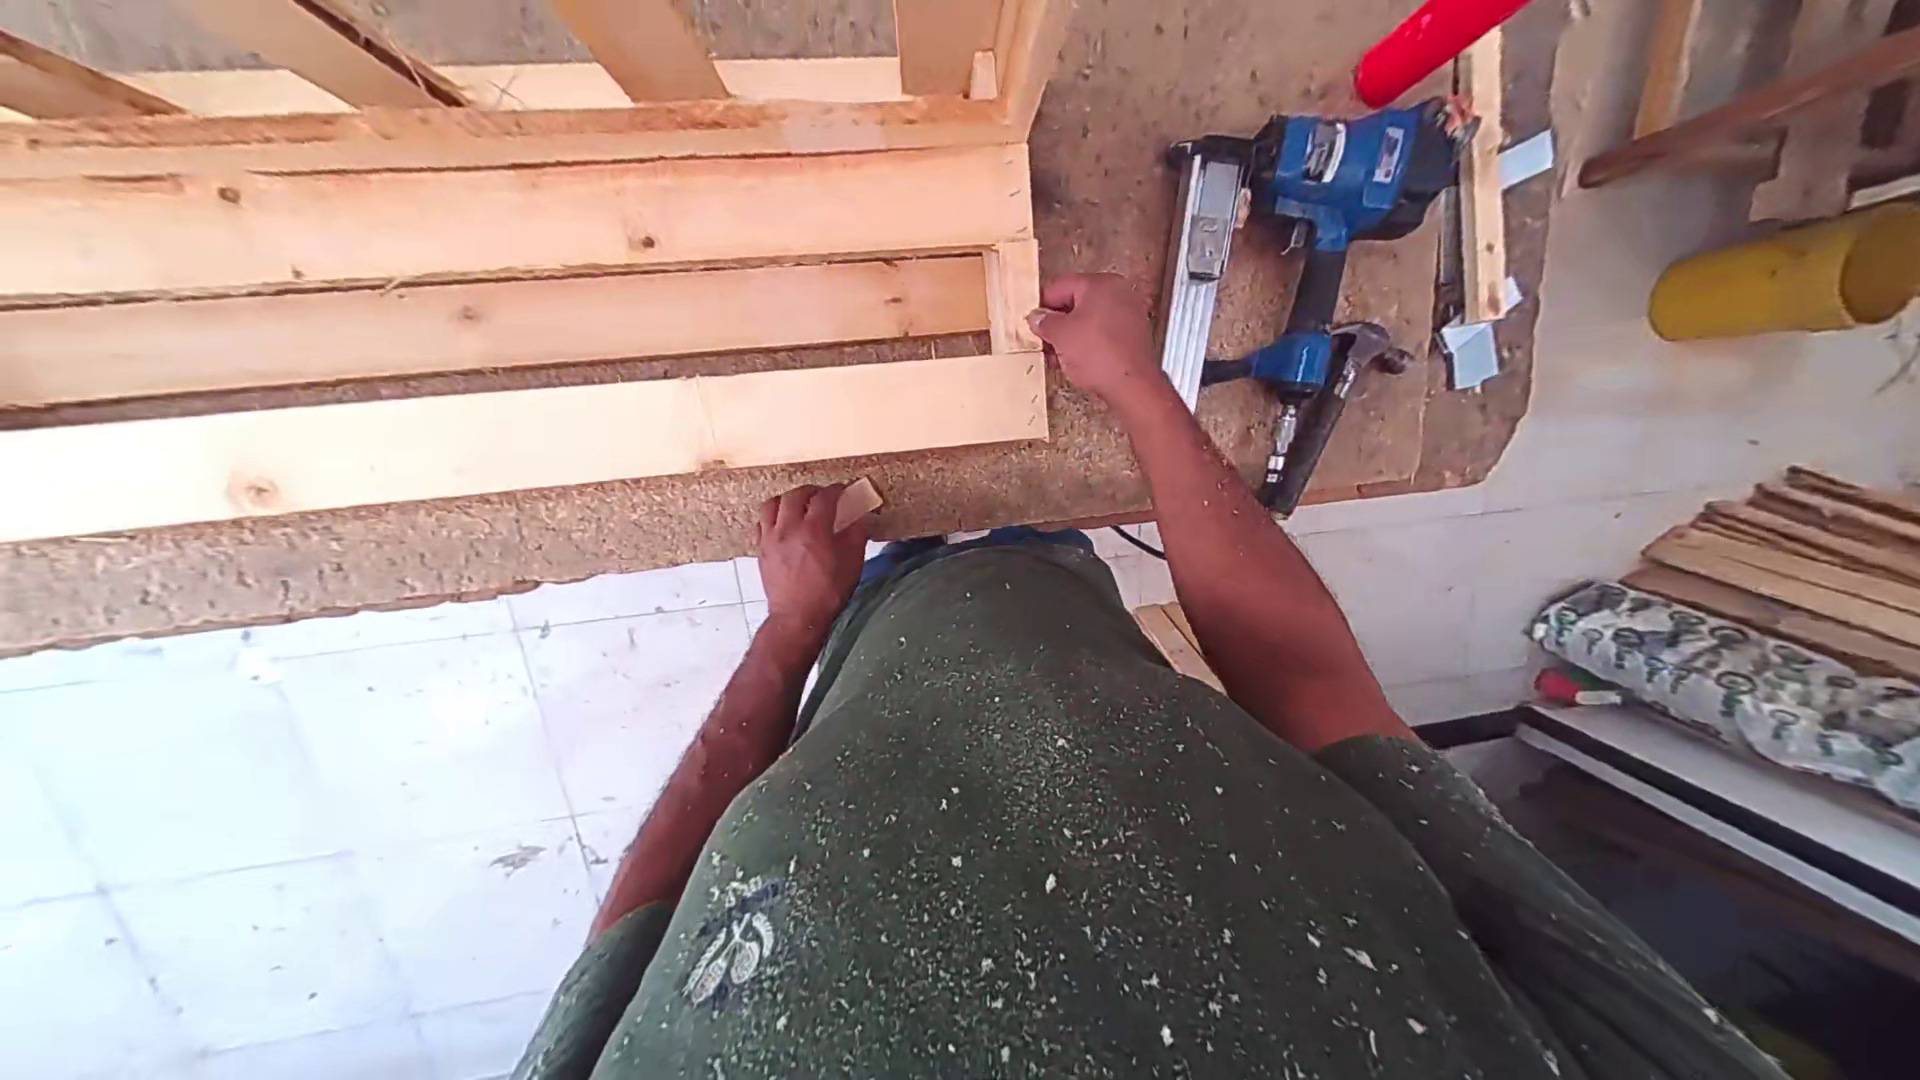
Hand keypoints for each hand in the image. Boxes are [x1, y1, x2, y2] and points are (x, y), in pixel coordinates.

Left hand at [755, 484, 869, 640]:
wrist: (798, 616)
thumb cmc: (828, 592)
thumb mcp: (852, 563)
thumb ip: (857, 535)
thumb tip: (861, 518)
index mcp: (814, 530)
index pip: (824, 497)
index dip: (835, 490)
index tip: (842, 490)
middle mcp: (789, 528)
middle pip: (795, 495)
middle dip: (811, 491)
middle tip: (822, 495)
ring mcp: (771, 538)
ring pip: (772, 504)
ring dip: (787, 499)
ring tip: (798, 505)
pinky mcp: (761, 550)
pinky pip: (762, 522)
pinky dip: (774, 516)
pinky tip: (783, 524)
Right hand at [1027, 273, 1164, 409]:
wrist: (1129, 384)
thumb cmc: (1097, 353)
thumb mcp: (1060, 335)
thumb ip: (1045, 322)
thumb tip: (1037, 317)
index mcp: (1100, 284)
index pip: (1062, 286)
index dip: (1043, 304)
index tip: (1033, 321)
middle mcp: (1118, 293)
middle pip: (1077, 302)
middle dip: (1058, 322)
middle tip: (1043, 339)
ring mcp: (1128, 314)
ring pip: (1090, 320)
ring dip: (1070, 335)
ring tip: (1056, 355)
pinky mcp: (1132, 336)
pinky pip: (1103, 333)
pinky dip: (1087, 343)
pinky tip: (1075, 360)